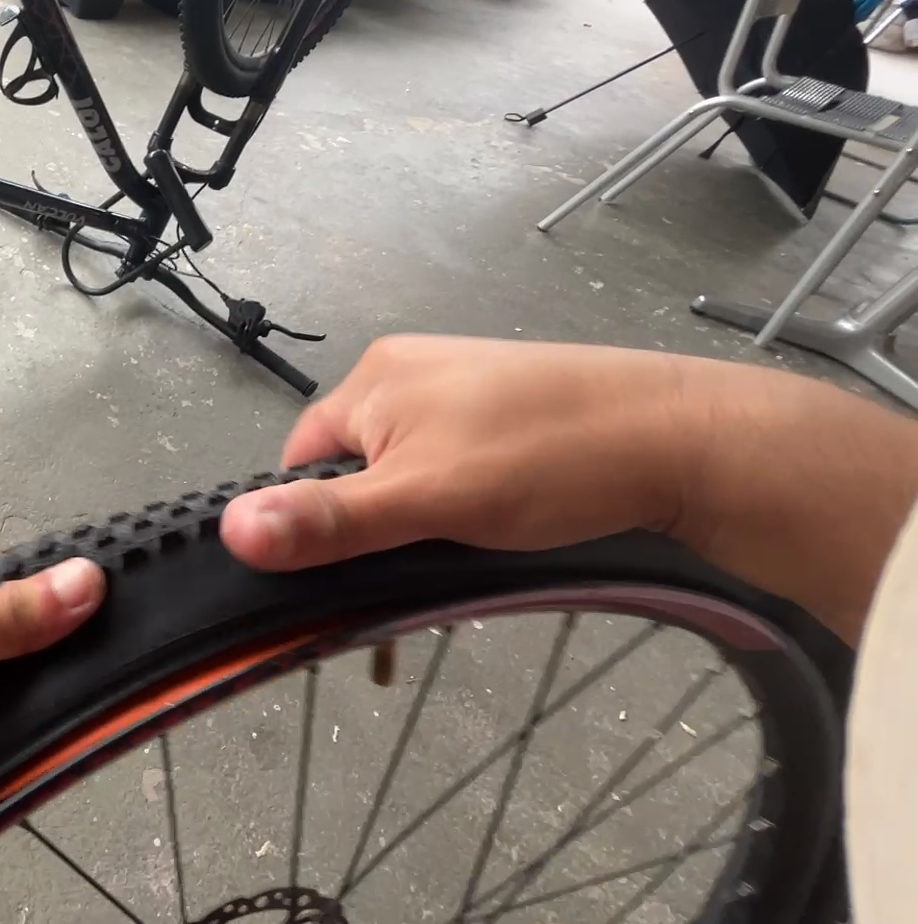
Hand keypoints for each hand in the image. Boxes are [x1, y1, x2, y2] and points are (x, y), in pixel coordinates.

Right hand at [221, 335, 917, 640]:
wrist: (698, 440)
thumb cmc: (545, 461)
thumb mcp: (425, 500)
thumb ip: (328, 520)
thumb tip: (230, 532)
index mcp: (371, 377)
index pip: (303, 460)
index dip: (317, 515)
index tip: (356, 561)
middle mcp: (405, 367)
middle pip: (353, 462)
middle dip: (373, 515)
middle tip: (419, 556)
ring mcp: (458, 380)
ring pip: (403, 462)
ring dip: (416, 509)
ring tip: (464, 539)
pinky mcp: (503, 399)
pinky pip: (447, 452)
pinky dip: (455, 491)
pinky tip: (496, 513)